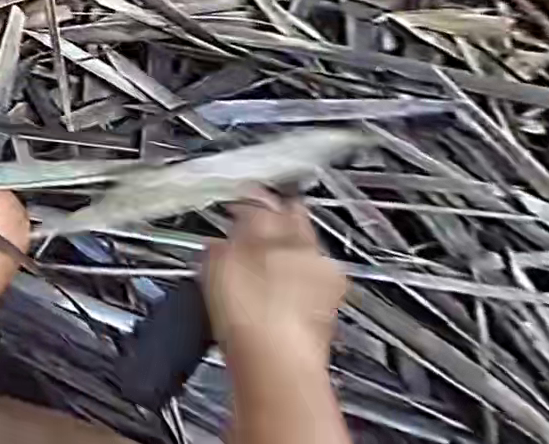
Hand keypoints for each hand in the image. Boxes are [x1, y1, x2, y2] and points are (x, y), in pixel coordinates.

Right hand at [204, 194, 345, 370]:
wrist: (269, 358)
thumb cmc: (251, 305)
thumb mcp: (228, 247)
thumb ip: (241, 220)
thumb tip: (248, 199)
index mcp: (303, 242)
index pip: (278, 202)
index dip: (252, 193)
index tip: (231, 189)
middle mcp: (319, 264)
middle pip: (287, 228)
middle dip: (258, 222)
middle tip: (229, 220)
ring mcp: (319, 291)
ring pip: (285, 254)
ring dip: (260, 249)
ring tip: (231, 254)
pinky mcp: (311, 313)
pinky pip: (284, 279)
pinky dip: (264, 275)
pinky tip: (243, 283)